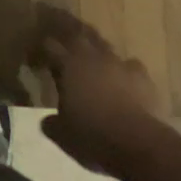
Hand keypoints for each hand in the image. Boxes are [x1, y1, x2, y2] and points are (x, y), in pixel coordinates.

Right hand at [35, 25, 165, 175]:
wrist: (139, 143)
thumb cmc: (93, 136)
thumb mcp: (62, 135)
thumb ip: (52, 123)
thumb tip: (46, 121)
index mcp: (69, 65)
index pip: (50, 46)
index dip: (43, 50)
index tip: (37, 57)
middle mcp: (93, 57)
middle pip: (79, 36)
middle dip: (71, 41)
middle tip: (66, 51)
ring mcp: (120, 64)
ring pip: (106, 48)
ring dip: (99, 55)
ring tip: (96, 66)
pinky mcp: (143, 77)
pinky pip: (131, 67)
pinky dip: (125, 73)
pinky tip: (125, 83)